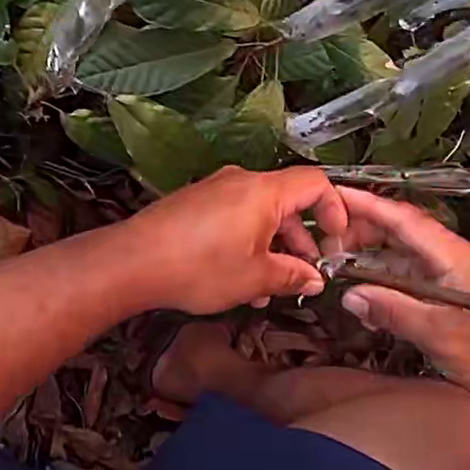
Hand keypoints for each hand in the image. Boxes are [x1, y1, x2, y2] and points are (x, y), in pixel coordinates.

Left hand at [115, 166, 348, 314]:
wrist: (132, 261)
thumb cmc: (198, 267)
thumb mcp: (254, 278)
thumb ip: (291, 276)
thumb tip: (313, 278)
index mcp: (263, 190)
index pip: (315, 184)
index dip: (335, 210)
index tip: (336, 240)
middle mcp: (238, 181)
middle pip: (285, 202)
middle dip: (299, 240)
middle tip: (303, 274)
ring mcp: (212, 190)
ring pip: (256, 215)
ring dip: (270, 248)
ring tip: (267, 288)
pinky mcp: (191, 204)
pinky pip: (230, 217)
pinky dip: (244, 243)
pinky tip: (238, 279)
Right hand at [332, 188, 469, 405]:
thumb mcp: (441, 334)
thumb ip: (393, 311)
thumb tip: (349, 295)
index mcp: (452, 256)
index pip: (402, 218)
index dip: (366, 203)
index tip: (331, 194)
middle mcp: (448, 259)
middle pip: (396, 231)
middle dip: (359, 231)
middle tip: (325, 245)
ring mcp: (446, 277)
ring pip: (396, 255)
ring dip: (365, 259)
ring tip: (336, 271)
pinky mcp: (444, 296)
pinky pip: (403, 279)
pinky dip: (379, 284)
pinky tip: (364, 303)